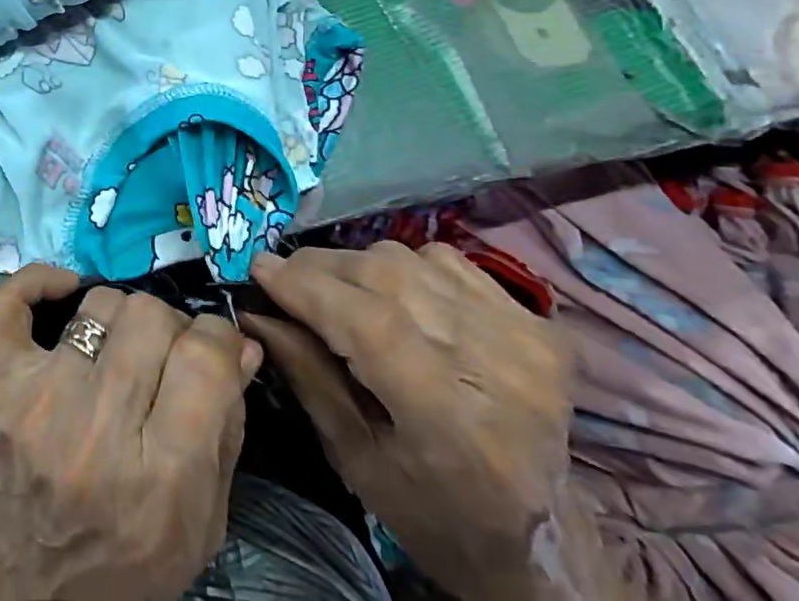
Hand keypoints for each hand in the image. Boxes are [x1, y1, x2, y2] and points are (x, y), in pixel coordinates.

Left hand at [0, 264, 263, 600]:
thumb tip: (240, 345)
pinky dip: (35, 283)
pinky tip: (64, 289)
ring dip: (122, 316)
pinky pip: (7, 303)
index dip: (220, 338)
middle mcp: (97, 428)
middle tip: (166, 355)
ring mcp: (40, 399)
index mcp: (162, 474)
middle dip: (173, 327)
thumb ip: (226, 429)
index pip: (203, 358)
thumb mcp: (202, 520)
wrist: (29, 576)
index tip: (215, 347)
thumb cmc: (126, 555)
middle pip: (151, 318)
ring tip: (122, 347)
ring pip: (99, 304)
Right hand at [241, 243, 594, 600]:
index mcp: (449, 418)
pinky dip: (403, 266)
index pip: (366, 322)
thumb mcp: (353, 456)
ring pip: (410, 259)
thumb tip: (256, 312)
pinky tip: (390, 294)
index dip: (304, 286)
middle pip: (386, 277)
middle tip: (284, 278)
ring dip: (355, 264)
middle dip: (319, 267)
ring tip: (331, 287)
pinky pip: (446, 261)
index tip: (257, 268)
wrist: (542, 539)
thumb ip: (306, 375)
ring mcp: (523, 338)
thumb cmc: (431, 510)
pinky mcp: (536, 323)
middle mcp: (497, 367)